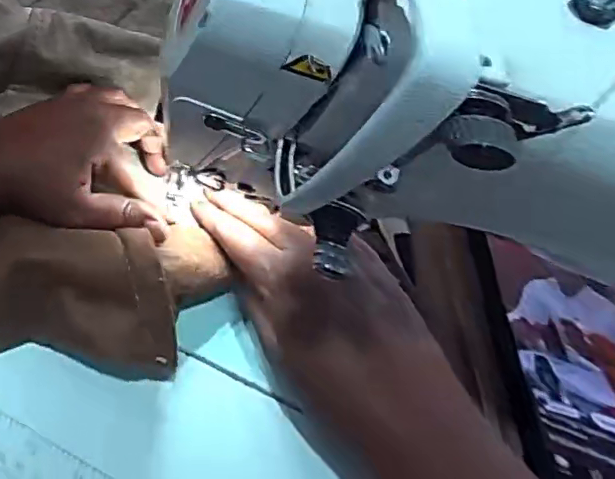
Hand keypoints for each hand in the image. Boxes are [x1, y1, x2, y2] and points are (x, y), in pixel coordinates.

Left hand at [0, 85, 172, 241]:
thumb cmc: (33, 187)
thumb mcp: (79, 208)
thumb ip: (121, 215)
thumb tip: (161, 229)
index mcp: (100, 125)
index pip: (145, 127)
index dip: (158, 150)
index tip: (159, 174)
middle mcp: (86, 104)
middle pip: (129, 106)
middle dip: (144, 130)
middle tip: (146, 157)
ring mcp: (65, 99)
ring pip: (107, 94)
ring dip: (122, 113)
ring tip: (125, 140)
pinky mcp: (48, 102)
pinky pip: (86, 93)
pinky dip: (99, 105)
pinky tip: (92, 128)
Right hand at [189, 190, 461, 417]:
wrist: (420, 420)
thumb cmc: (338, 393)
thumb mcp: (279, 349)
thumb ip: (254, 298)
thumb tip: (236, 269)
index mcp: (282, 277)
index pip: (234, 233)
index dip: (211, 217)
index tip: (194, 204)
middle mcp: (312, 255)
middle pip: (262, 217)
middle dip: (233, 204)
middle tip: (211, 194)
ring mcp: (347, 255)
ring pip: (295, 220)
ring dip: (266, 212)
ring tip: (246, 208)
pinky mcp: (375, 263)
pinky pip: (330, 232)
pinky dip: (305, 225)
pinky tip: (296, 225)